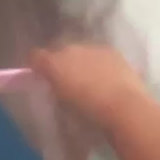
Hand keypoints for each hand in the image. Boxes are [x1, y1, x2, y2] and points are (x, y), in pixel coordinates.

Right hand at [31, 43, 152, 126]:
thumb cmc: (88, 111)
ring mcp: (91, 48)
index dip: (36, 65)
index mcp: (52, 63)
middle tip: (67, 79)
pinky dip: (98, 62)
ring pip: (79, 51)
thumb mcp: (62, 102)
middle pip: (58, 51)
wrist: (124, 107)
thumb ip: (54, 87)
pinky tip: (106, 76)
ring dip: (80, 61)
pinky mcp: (111, 51)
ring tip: (89, 78)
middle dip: (60, 62)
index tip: (39, 75)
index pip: (35, 56)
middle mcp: (68, 49)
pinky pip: (98, 54)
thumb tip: (53, 82)